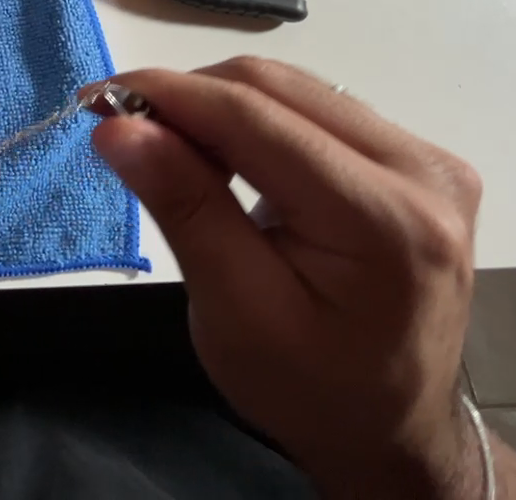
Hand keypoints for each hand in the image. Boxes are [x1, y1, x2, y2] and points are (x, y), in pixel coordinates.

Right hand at [92, 58, 485, 498]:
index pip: (253, 116)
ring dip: (207, 104)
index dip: (163, 94)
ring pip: (282, 86)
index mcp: (387, 219)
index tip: (92, 100)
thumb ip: (182, 206)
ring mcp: (423, 157)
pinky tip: (216, 154)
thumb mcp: (231, 308)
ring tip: (166, 150)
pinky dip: (240, 116)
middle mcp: (422, 169)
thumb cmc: (305, 384)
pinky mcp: (409, 156)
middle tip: (122, 132)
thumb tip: (116, 126)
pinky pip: (303, 103)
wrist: (387, 429)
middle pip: (270, 86)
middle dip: (181, 97)